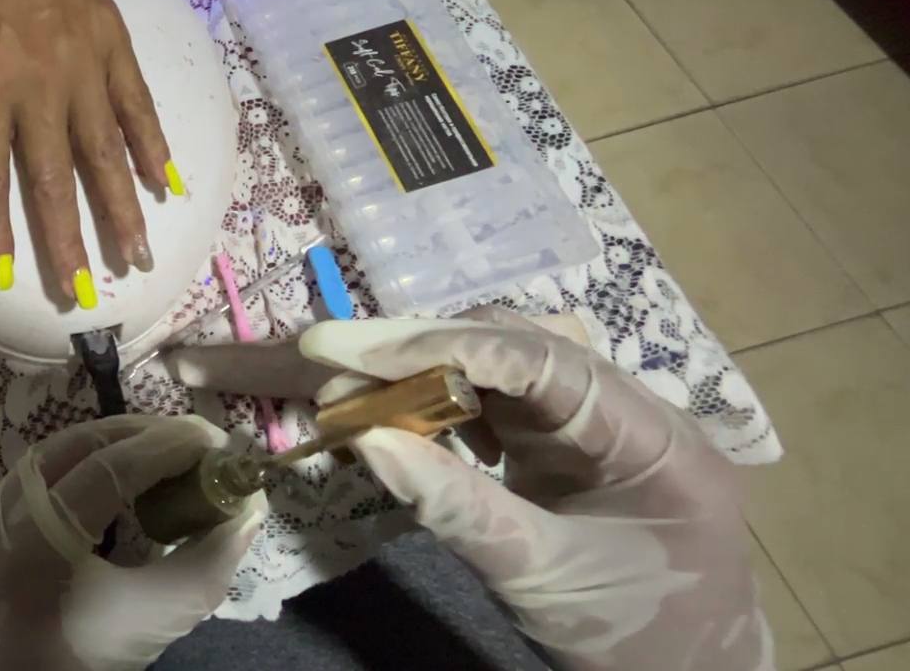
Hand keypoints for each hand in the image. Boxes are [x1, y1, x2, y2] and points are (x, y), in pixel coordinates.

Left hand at [0, 0, 171, 304]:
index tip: (5, 279)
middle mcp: (39, 87)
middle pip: (54, 179)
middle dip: (66, 242)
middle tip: (82, 296)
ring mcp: (85, 69)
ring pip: (105, 153)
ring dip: (120, 210)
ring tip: (134, 259)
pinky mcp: (115, 49)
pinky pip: (137, 108)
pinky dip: (153, 148)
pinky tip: (167, 185)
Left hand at [0, 415, 265, 670]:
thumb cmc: (77, 663)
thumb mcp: (148, 624)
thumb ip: (203, 568)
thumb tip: (247, 512)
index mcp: (35, 536)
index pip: (107, 468)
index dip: (165, 447)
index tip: (213, 439)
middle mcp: (4, 504)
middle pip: (81, 444)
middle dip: (145, 434)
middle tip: (197, 439)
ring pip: (61, 446)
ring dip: (117, 440)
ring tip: (168, 448)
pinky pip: (46, 465)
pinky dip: (89, 457)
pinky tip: (124, 467)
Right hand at [294, 308, 769, 670]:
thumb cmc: (629, 638)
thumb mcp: (538, 578)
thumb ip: (454, 506)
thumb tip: (363, 436)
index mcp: (651, 438)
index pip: (535, 359)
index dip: (440, 348)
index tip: (355, 354)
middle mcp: (623, 406)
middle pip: (505, 344)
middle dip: (412, 348)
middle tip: (329, 354)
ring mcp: (587, 415)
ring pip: (487, 358)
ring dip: (414, 368)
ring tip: (351, 388)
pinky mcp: (556, 430)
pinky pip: (484, 390)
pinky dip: (431, 395)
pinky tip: (403, 417)